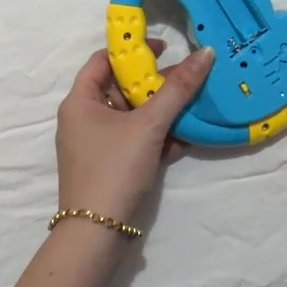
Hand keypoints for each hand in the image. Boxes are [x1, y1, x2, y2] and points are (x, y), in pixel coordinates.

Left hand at [56, 41, 215, 224]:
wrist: (97, 237)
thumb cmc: (114, 169)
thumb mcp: (149, 124)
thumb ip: (178, 88)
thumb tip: (206, 52)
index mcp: (80, 101)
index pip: (104, 60)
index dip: (133, 50)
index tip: (165, 49)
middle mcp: (85, 118)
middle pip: (123, 86)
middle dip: (157, 83)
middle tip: (187, 78)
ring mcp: (98, 144)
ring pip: (134, 114)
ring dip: (163, 110)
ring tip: (194, 104)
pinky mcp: (112, 165)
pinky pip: (137, 138)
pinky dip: (159, 135)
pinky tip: (187, 137)